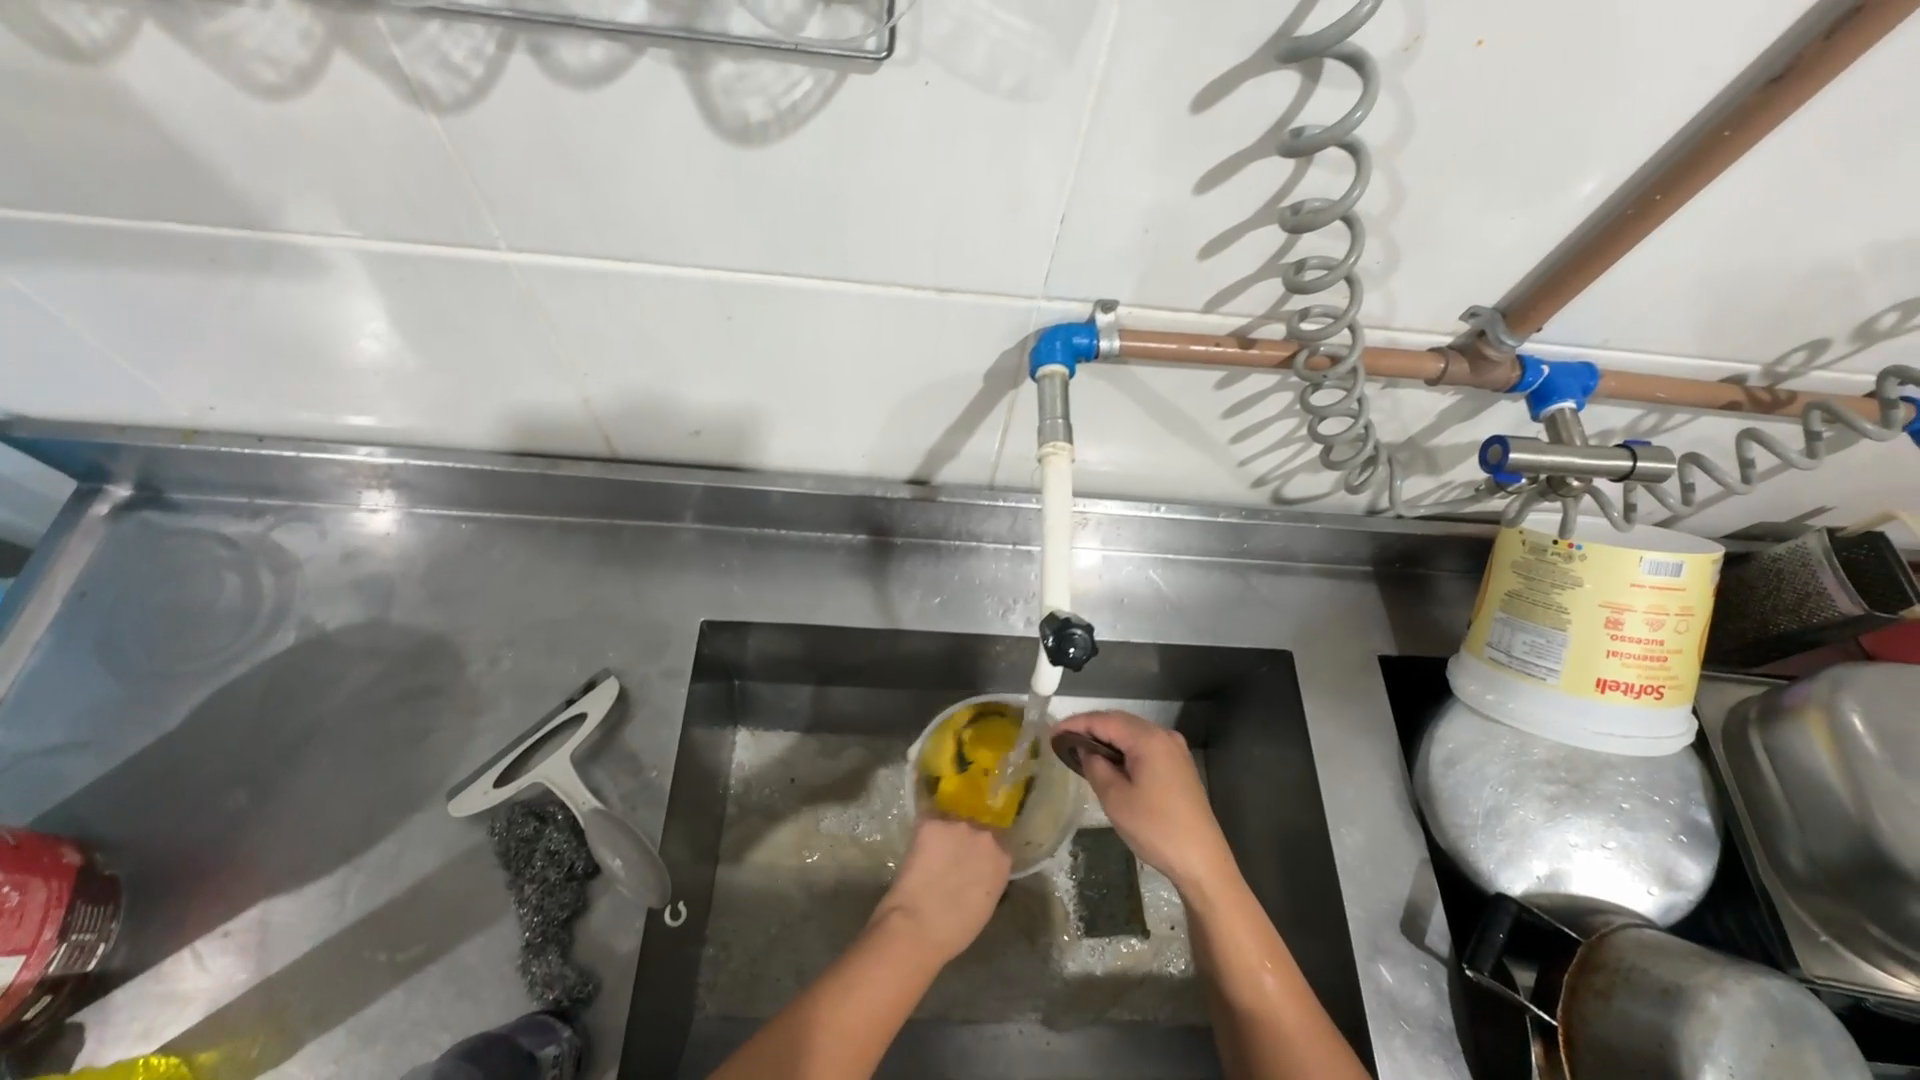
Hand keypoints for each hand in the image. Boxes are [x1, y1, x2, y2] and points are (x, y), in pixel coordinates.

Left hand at [870, 816, 1011, 964]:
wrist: (919, 926)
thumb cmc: (955, 929)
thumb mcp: (986, 903)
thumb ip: (987, 877)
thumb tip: (976, 870)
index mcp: (1002, 859)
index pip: (997, 842)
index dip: (981, 851)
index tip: (971, 860)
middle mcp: (985, 836)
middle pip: (975, 828)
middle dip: (964, 840)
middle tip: (949, 856)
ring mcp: (958, 826)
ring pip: (950, 822)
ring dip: (943, 834)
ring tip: (930, 853)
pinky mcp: (931, 824)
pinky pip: (928, 821)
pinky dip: (923, 833)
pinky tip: (916, 849)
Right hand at [1055, 711, 1236, 893]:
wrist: (1202, 860)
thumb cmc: (1155, 828)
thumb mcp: (1115, 799)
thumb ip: (1095, 767)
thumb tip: (1086, 750)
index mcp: (1148, 739)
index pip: (1104, 720)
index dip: (1076, 724)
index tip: (1052, 734)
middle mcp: (1164, 736)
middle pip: (1120, 722)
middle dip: (1090, 728)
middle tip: (1062, 742)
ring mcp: (1175, 751)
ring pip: (1133, 734)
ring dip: (1107, 739)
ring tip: (1080, 751)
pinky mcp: (1179, 766)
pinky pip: (1145, 747)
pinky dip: (1123, 750)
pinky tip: (1110, 763)